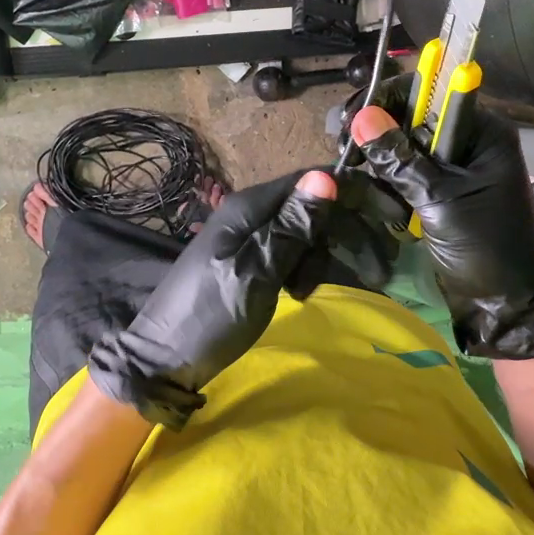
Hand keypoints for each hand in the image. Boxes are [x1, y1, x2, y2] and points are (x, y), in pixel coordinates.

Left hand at [88, 171, 337, 427]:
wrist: (167, 358)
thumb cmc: (213, 313)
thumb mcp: (258, 272)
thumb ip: (291, 227)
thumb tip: (325, 177)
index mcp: (247, 207)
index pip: (306, 180)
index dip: (338, 195)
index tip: (366, 223)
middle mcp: (246, 213)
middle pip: (304, 206)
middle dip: (323, 235)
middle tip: (320, 273)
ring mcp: (244, 237)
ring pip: (298, 231)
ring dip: (311, 258)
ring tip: (302, 291)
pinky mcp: (246, 260)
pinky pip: (284, 251)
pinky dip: (297, 269)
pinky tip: (295, 293)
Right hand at [348, 82, 533, 358]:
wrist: (505, 304)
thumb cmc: (484, 246)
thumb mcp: (439, 199)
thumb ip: (400, 158)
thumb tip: (362, 116)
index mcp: (484, 131)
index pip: (432, 94)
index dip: (391, 99)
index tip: (352, 118)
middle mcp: (470, 141)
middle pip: (415, 117)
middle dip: (380, 129)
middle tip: (346, 148)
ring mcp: (455, 168)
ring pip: (407, 145)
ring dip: (380, 155)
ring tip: (351, 167)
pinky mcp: (441, 192)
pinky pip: (409, 171)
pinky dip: (388, 177)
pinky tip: (365, 185)